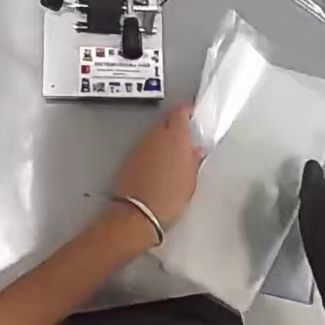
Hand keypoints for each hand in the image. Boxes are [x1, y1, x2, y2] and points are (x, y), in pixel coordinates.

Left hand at [113, 103, 201, 231]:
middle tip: (185, 139)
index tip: (193, 115)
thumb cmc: (171, 196)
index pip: (179, 112)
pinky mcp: (129, 158)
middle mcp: (155, 136)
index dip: (186, 111)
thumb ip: (193, 160)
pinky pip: (144, 148)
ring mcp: (139, 146)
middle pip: (165, 122)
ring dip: (162, 140)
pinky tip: (157, 165)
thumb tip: (194, 149)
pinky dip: (152, 151)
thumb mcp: (190, 180)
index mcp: (175, 137)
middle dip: (175, 126)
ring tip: (172, 155)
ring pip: (153, 135)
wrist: (138, 213)